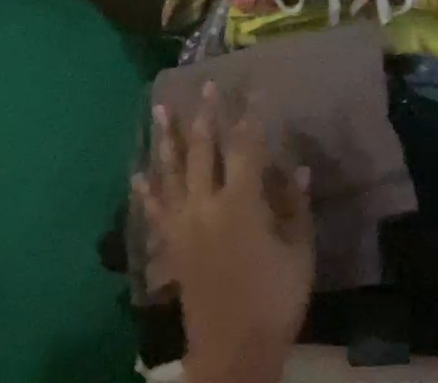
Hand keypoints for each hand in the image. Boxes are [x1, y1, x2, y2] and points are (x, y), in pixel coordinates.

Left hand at [136, 84, 313, 382]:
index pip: (246, 148)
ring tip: (160, 111)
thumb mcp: (299, 253)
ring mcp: (183, 227)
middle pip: (204, 151)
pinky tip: (138, 173)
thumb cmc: (275, 300)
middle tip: (206, 85)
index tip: (255, 88)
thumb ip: (296, 207)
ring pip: (172, 174)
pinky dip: (147, 192)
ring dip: (167, 141)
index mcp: (241, 204)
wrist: (233, 352)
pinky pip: (155, 212)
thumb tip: (297, 167)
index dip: (251, 116)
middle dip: (206, 116)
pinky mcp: (171, 248)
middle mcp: (206, 207)